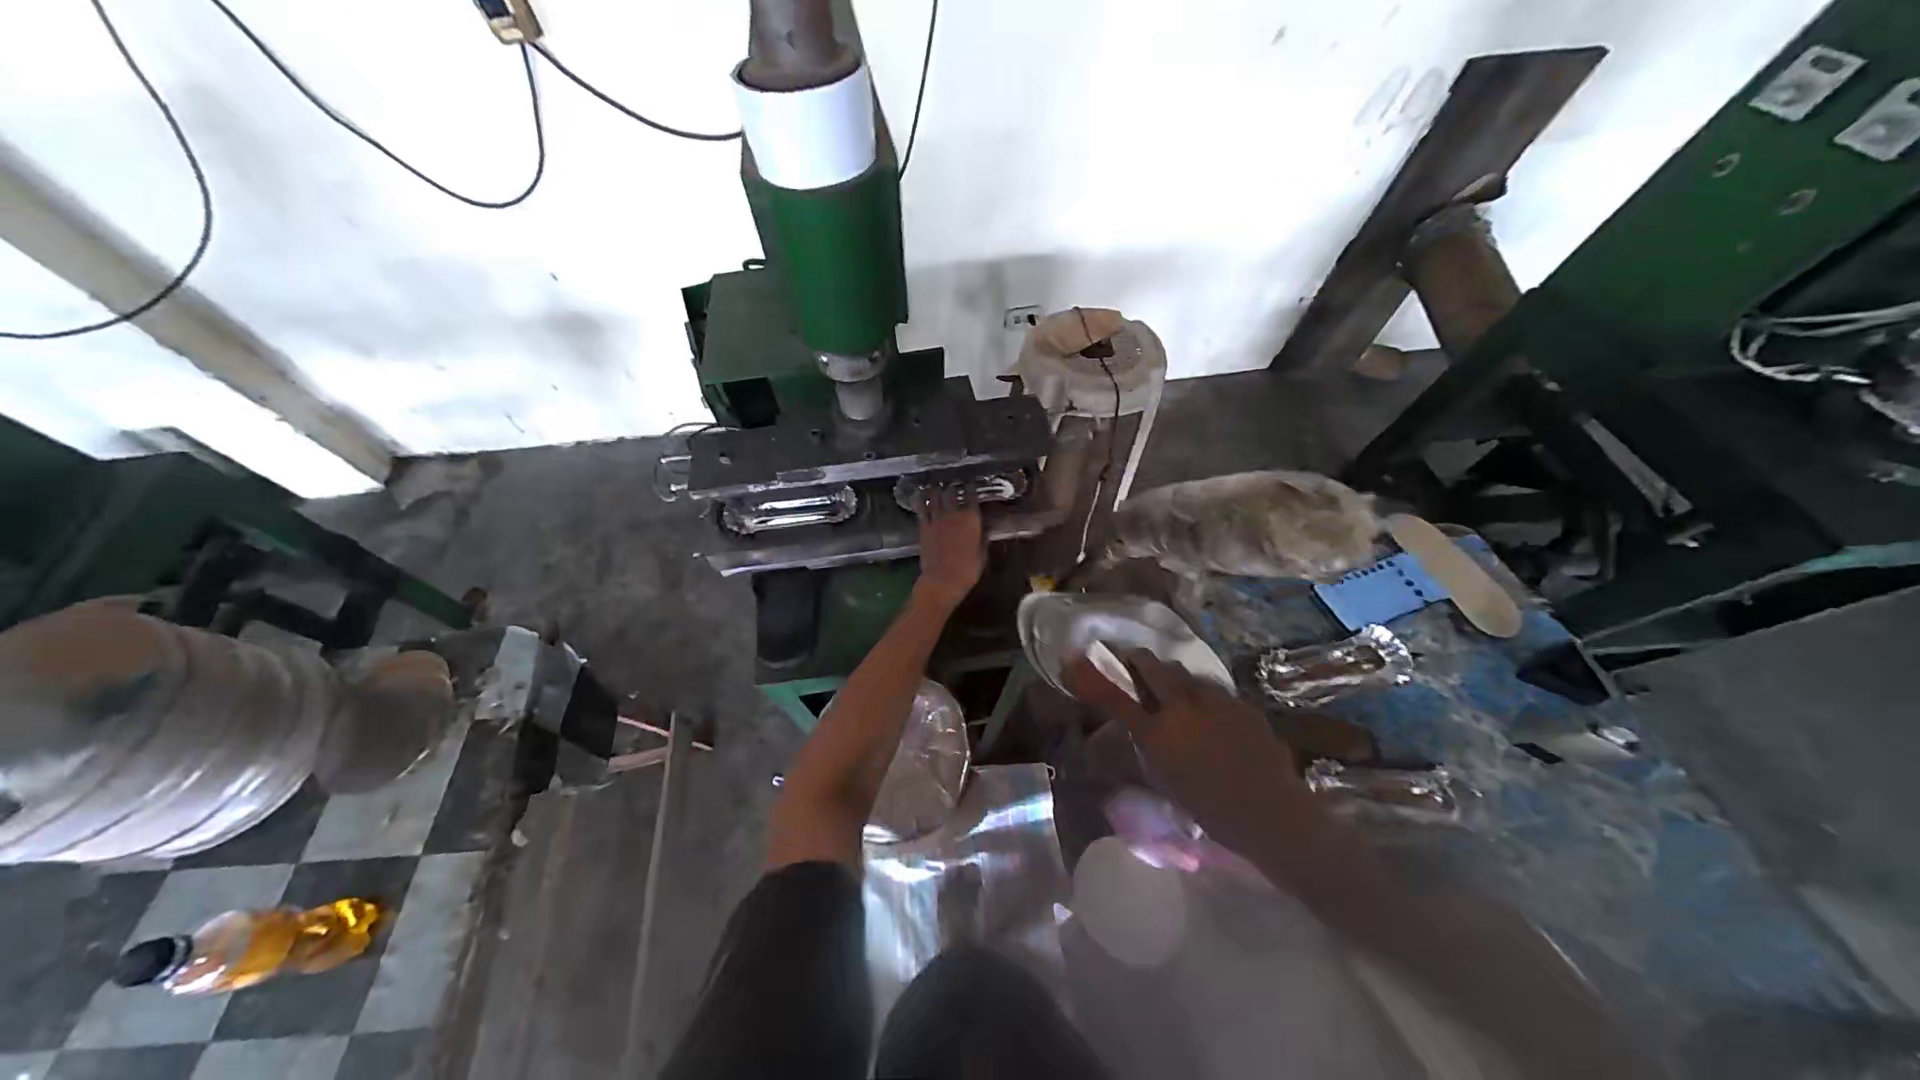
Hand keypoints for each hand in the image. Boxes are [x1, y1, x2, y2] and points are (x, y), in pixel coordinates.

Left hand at [915, 485, 984, 608]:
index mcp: (971, 519)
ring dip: (936, 487)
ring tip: (936, 482)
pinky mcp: (924, 526)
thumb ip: (983, 538)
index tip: (970, 483)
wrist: (943, 579)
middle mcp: (954, 514)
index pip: (971, 495)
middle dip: (952, 485)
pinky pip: (921, 508)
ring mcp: (937, 519)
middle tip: (952, 482)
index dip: (971, 487)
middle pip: (951, 491)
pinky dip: (920, 498)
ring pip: (935, 495)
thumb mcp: (982, 554)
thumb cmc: (967, 570)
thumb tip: (985, 529)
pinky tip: (920, 493)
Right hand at [1065, 648, 1304, 847]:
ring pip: (1188, 676)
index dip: (1092, 678)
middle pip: (1155, 670)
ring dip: (1176, 678)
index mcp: (1158, 735)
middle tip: (1135, 658)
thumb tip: (1141, 729)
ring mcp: (1216, 703)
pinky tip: (1213, 711)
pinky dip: (1207, 696)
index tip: (1074, 658)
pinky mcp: (1242, 705)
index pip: (1117, 700)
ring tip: (1177, 687)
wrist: (1272, 815)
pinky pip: (1217, 691)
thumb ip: (1151, 749)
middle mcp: (1183, 711)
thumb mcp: (1167, 781)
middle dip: (1141, 660)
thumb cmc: (1211, 811)